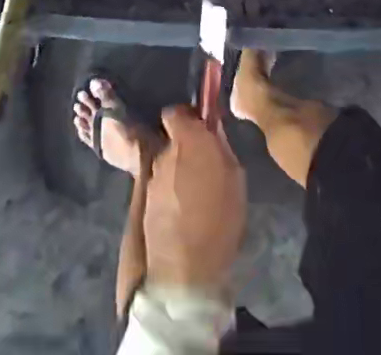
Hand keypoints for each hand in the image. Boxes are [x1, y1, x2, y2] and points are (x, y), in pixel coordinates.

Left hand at [143, 105, 245, 293]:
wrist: (185, 269)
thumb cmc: (221, 217)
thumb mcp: (236, 176)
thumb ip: (222, 146)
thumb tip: (213, 128)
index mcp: (189, 141)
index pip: (174, 111)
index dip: (187, 117)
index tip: (201, 127)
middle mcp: (165, 155)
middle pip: (171, 140)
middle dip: (185, 146)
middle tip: (205, 163)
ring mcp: (151, 180)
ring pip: (165, 164)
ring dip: (177, 170)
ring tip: (195, 191)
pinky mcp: (145, 204)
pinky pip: (160, 186)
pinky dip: (170, 191)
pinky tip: (184, 210)